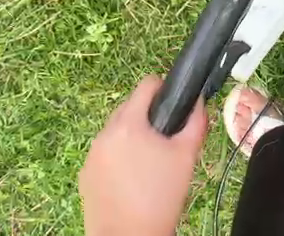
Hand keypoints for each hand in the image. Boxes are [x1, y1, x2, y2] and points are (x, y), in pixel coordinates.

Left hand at [80, 76, 205, 235]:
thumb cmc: (160, 199)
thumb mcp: (187, 156)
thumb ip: (195, 121)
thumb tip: (198, 101)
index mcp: (129, 123)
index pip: (147, 84)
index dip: (164, 89)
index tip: (174, 106)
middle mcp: (105, 133)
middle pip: (130, 106)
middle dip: (148, 117)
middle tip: (164, 140)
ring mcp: (92, 155)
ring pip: (116, 130)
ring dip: (132, 136)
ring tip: (149, 162)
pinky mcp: (85, 175)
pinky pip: (105, 153)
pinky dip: (117, 157)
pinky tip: (131, 178)